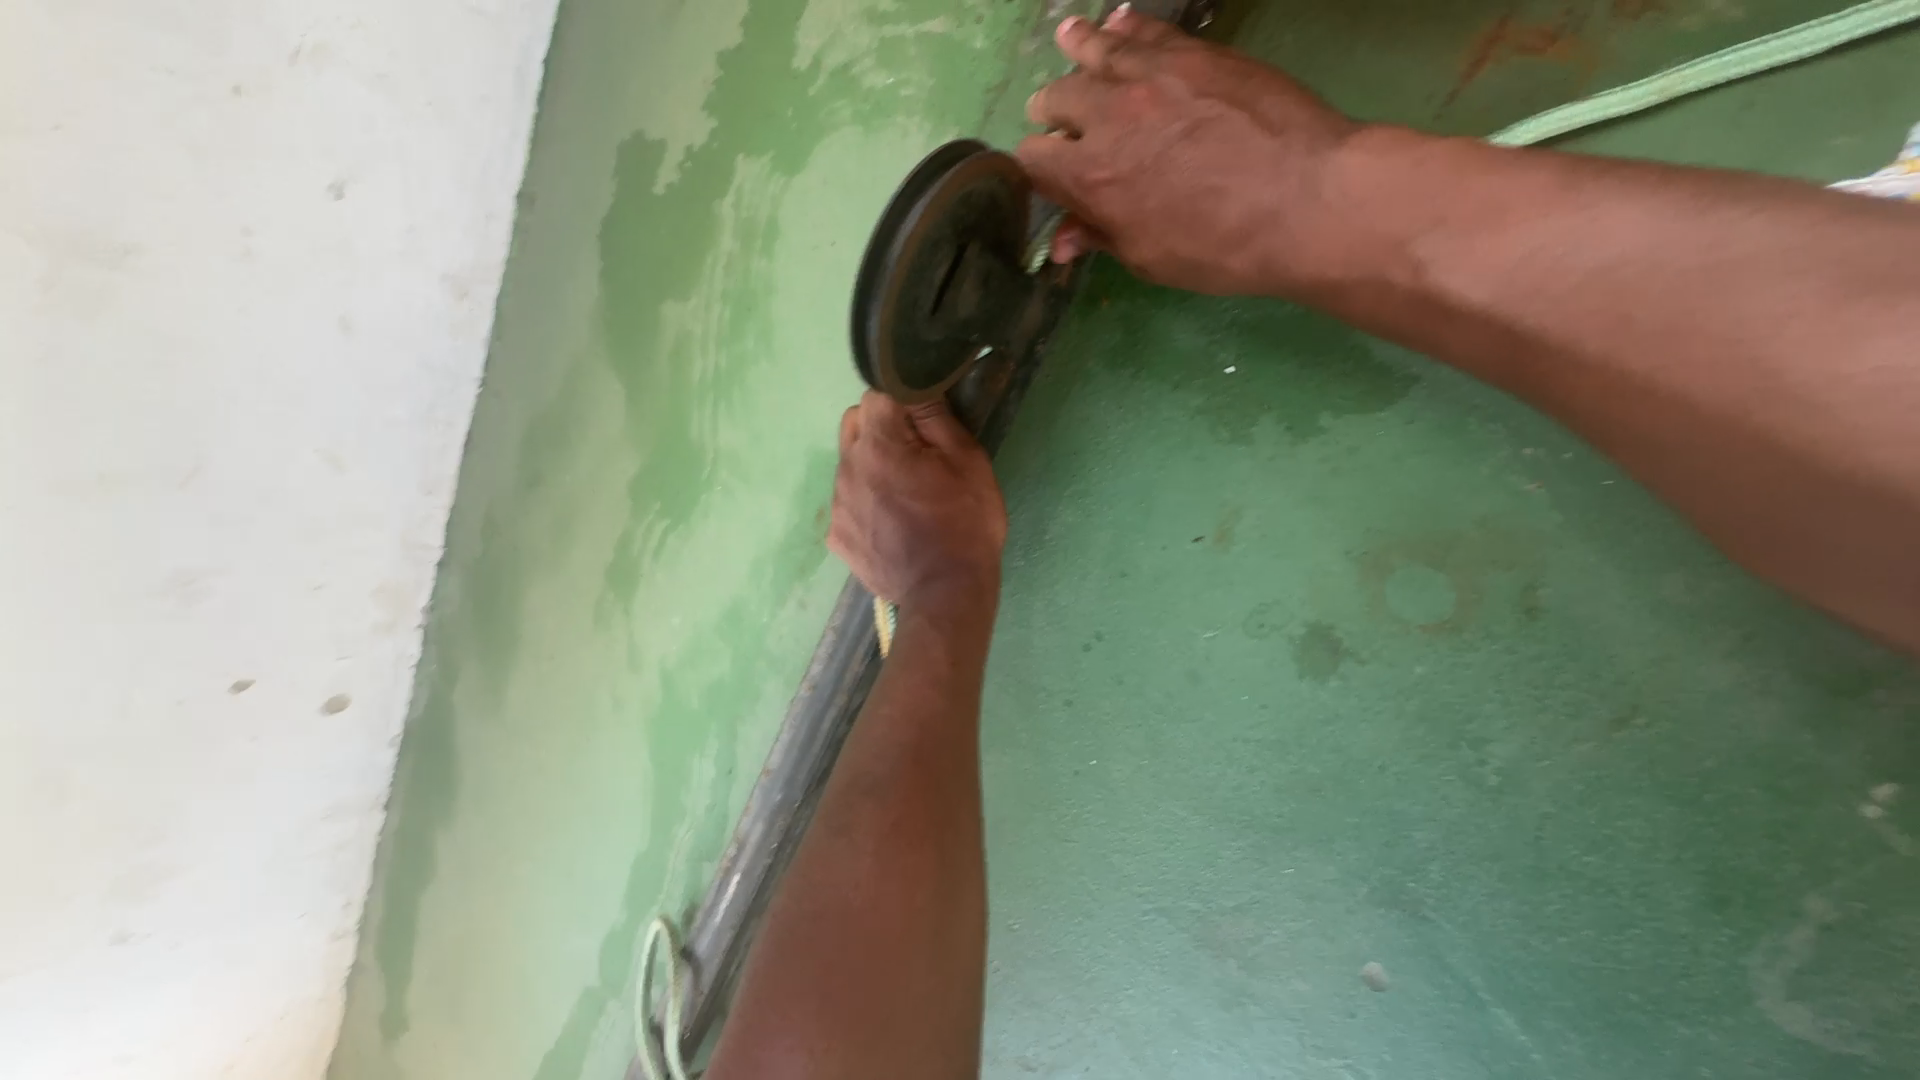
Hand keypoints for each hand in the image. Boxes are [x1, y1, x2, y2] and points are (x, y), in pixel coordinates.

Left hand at [828, 392, 1006, 613]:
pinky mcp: (837, 536)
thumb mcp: (967, 460)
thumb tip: (916, 383)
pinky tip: (892, 525)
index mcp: (877, 444)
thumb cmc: (964, 523)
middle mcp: (846, 468)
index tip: (925, 426)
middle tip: (915, 456)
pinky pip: (847, 502)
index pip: (877, 395)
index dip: (903, 404)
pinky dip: (865, 504)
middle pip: (854, 425)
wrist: (946, 594)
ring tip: (905, 497)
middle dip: (880, 430)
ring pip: (849, 465)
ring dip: (870, 468)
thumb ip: (935, 415)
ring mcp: (837, 505)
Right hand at [1017, 7, 1359, 295]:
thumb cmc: (1221, 248)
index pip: (1032, 161)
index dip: (1033, 171)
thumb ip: (1101, 236)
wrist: (1305, 200)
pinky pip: (1146, 31)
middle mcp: (1108, 116)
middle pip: (1057, 99)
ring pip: (1096, 51)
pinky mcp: (1194, 54)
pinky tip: (1118, 22)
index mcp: (1090, 177)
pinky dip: (1125, 27)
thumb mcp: (1149, 257)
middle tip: (1058, 121)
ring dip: (1077, 51)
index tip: (1044, 178)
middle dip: (1051, 114)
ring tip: (1067, 39)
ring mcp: (1152, 76)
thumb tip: (1061, 240)